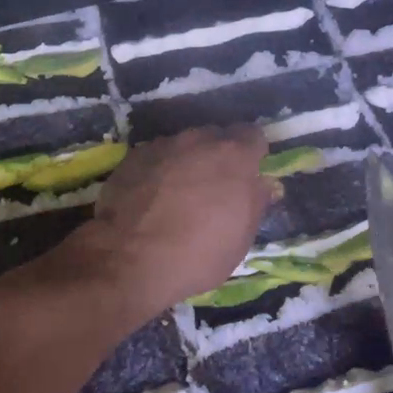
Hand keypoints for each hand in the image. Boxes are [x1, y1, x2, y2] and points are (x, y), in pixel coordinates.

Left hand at [48, 125, 272, 322]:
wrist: (130, 256)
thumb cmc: (197, 254)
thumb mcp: (240, 240)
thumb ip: (255, 203)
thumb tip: (261, 184)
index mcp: (233, 156)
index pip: (252, 135)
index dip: (252, 153)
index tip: (248, 173)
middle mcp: (198, 140)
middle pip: (216, 136)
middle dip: (219, 155)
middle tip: (214, 186)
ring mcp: (163, 145)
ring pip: (184, 144)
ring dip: (187, 161)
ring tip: (179, 193)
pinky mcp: (134, 155)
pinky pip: (157, 155)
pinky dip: (160, 168)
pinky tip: (152, 195)